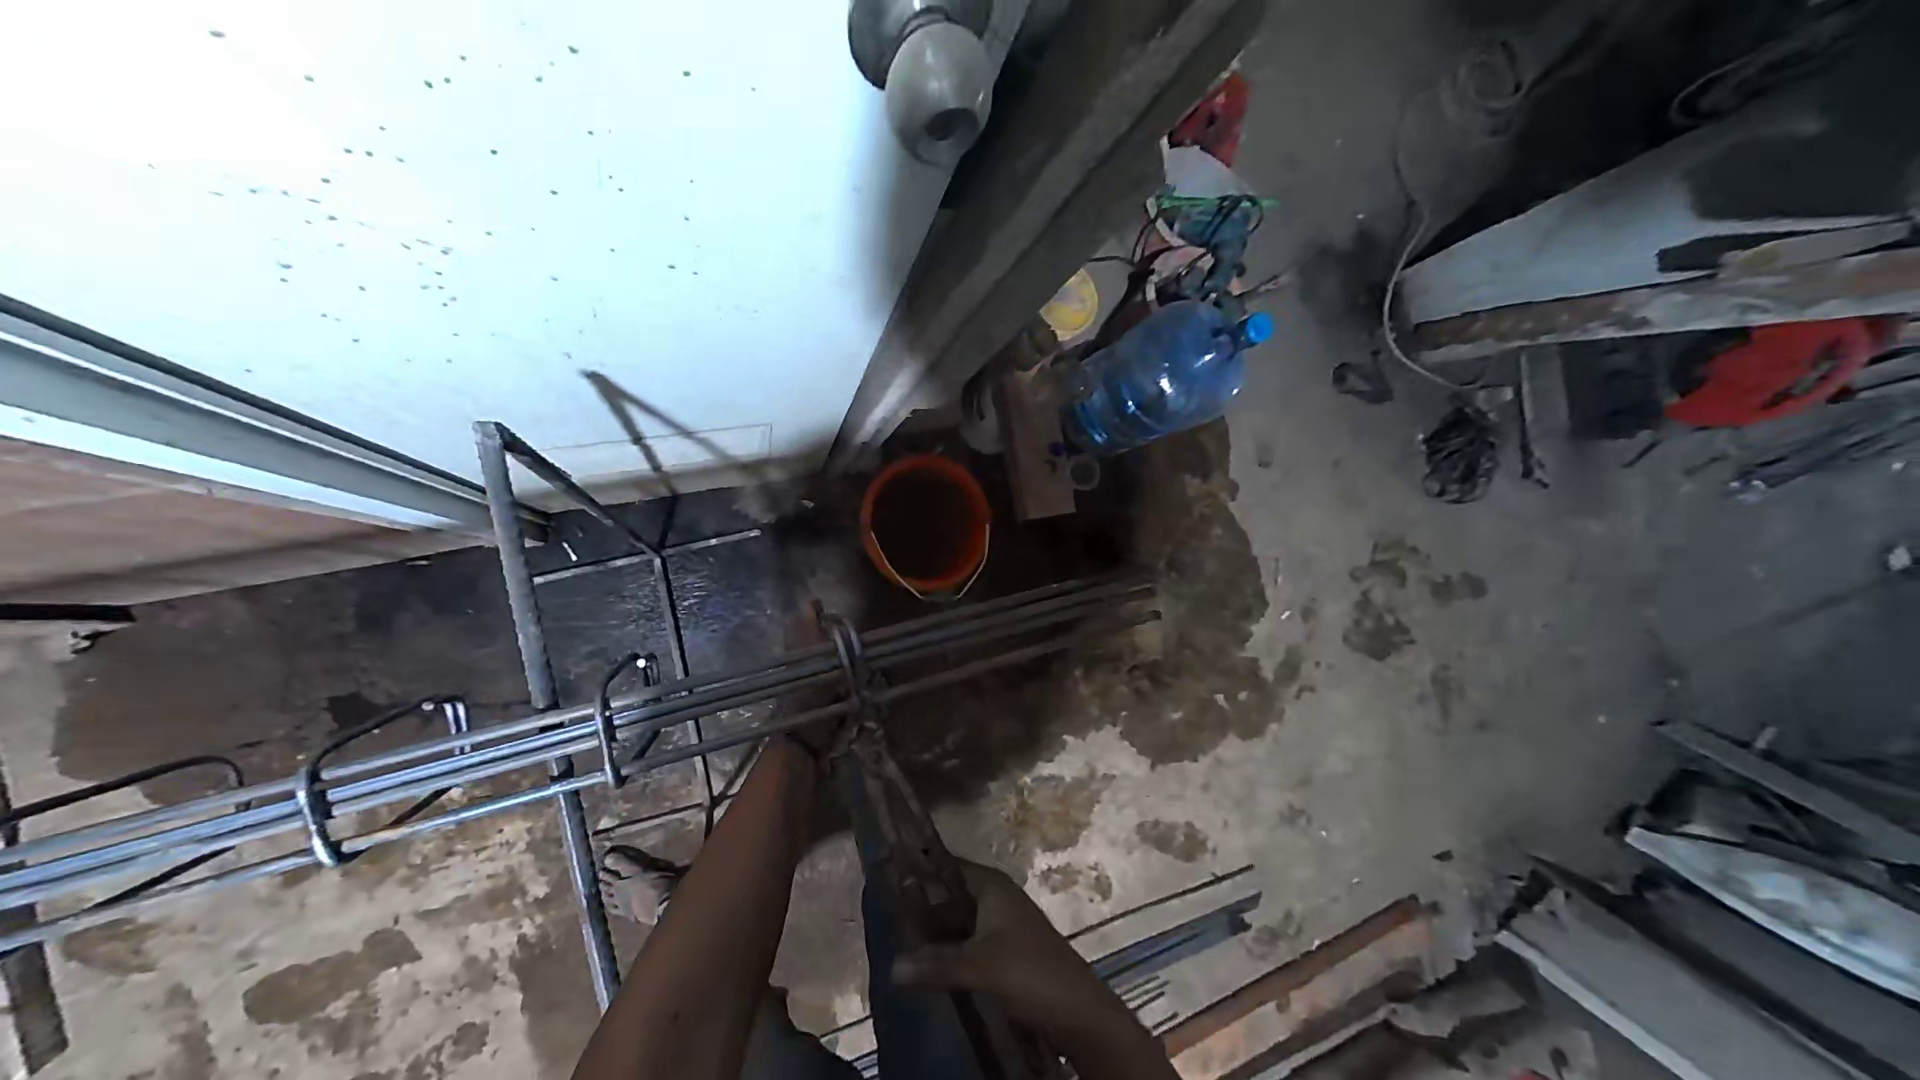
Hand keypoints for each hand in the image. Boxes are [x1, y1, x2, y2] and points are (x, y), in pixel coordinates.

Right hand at [890, 861, 1130, 1039]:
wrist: (1079, 1013)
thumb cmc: (1031, 972)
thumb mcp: (979, 966)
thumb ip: (935, 963)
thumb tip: (891, 966)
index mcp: (992, 886)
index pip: (947, 866)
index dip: (920, 871)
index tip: (887, 880)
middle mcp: (996, 898)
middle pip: (950, 896)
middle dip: (923, 910)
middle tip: (886, 923)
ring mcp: (1002, 925)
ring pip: (958, 923)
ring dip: (935, 936)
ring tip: (898, 946)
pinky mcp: (1005, 952)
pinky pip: (968, 944)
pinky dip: (949, 953)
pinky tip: (927, 968)